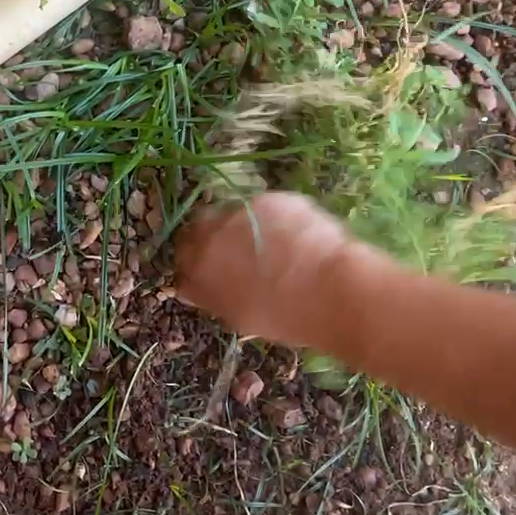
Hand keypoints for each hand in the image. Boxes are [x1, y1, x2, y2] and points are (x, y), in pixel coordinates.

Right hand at [172, 192, 364, 346]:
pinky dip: (275, 220)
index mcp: (200, 260)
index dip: (194, 257)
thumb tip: (187, 286)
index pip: (182, 249)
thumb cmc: (284, 314)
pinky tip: (295, 239)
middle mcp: (215, 228)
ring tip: (273, 247)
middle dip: (215, 235)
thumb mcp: (236, 315)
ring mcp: (246, 209)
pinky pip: (268, 208)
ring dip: (244, 226)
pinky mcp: (275, 199)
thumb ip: (206, 295)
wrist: (333, 290)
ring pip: (236, 213)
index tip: (208, 266)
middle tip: (238, 253)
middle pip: (204, 224)